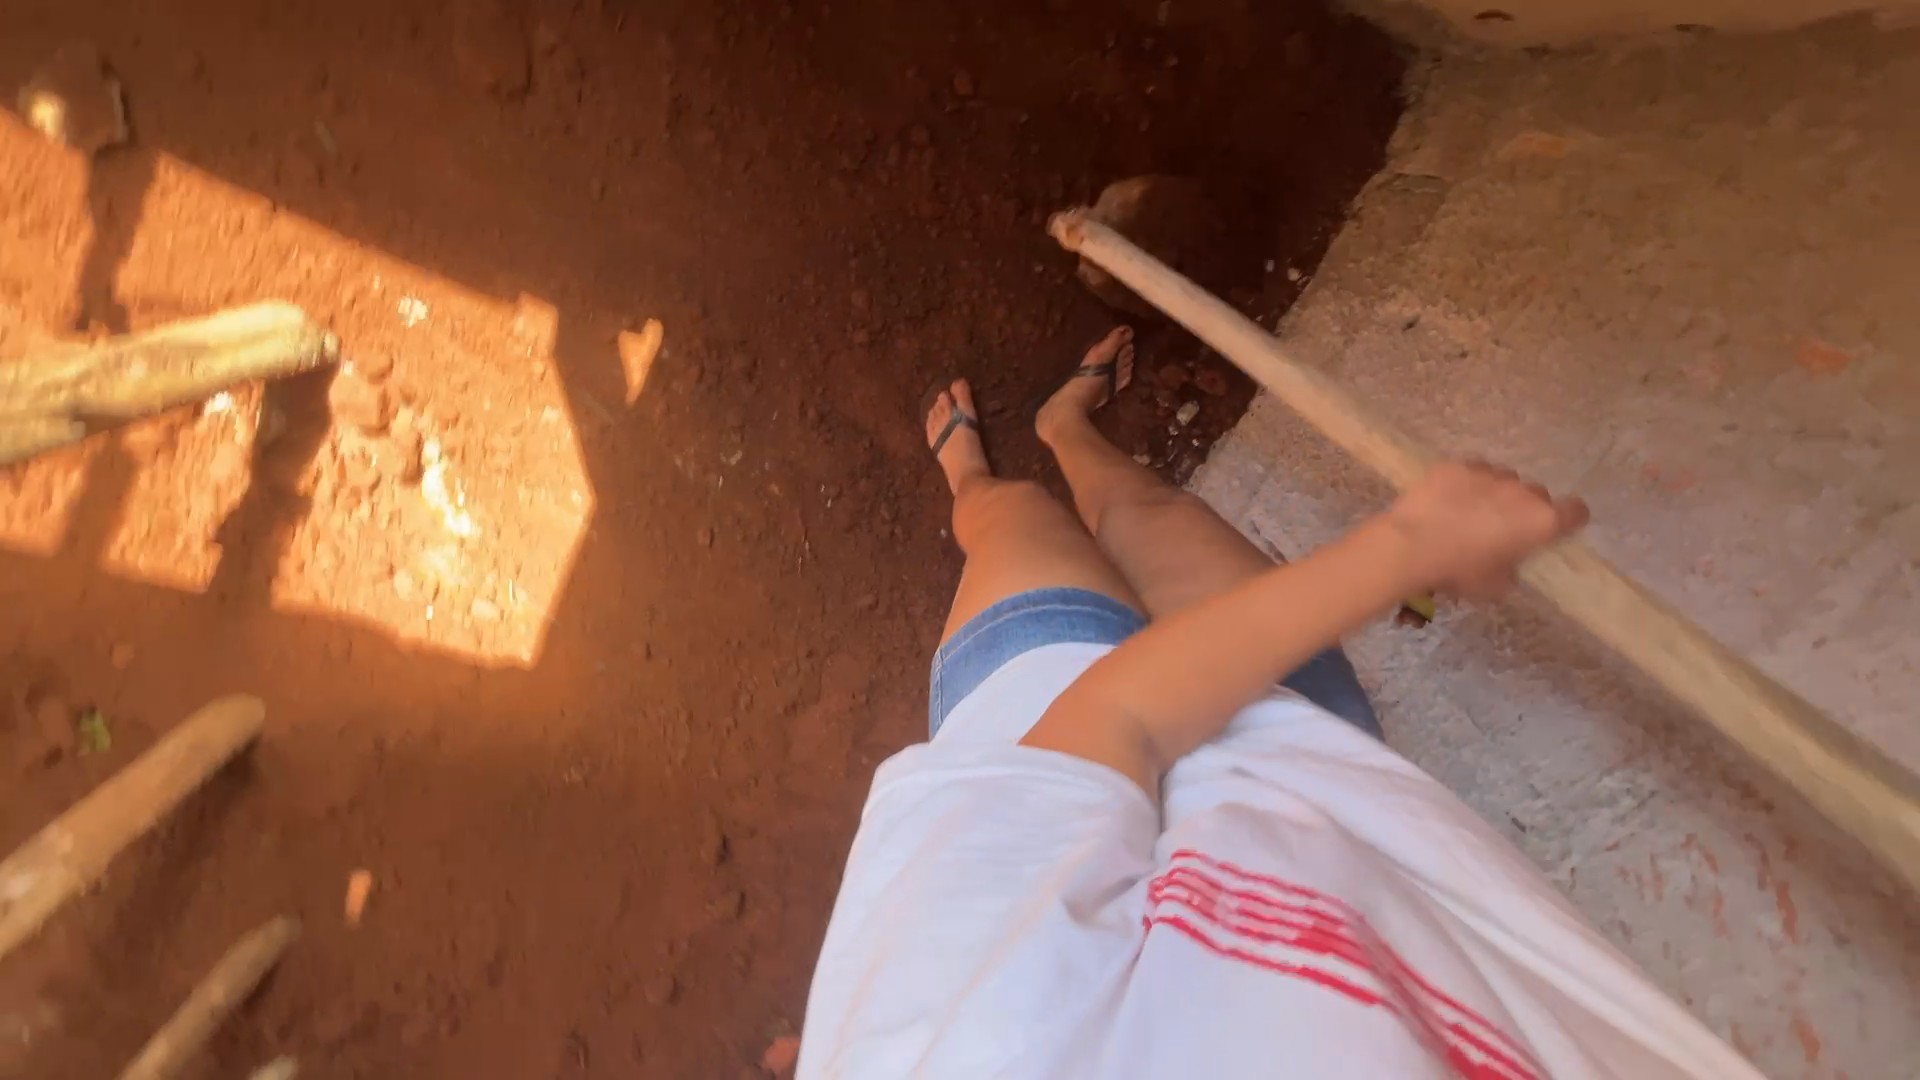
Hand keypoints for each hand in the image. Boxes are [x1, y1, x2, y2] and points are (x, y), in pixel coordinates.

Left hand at [1384, 461, 1587, 598]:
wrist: (1409, 545)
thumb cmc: (1457, 570)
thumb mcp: (1495, 585)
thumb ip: (1513, 569)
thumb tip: (1508, 562)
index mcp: (1542, 521)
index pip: (1576, 511)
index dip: (1566, 519)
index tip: (1550, 529)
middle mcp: (1522, 491)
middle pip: (1535, 493)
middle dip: (1523, 506)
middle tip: (1498, 524)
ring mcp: (1488, 473)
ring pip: (1501, 478)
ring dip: (1492, 491)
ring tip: (1467, 508)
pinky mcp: (1455, 465)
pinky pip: (1468, 470)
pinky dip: (1462, 481)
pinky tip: (1445, 497)